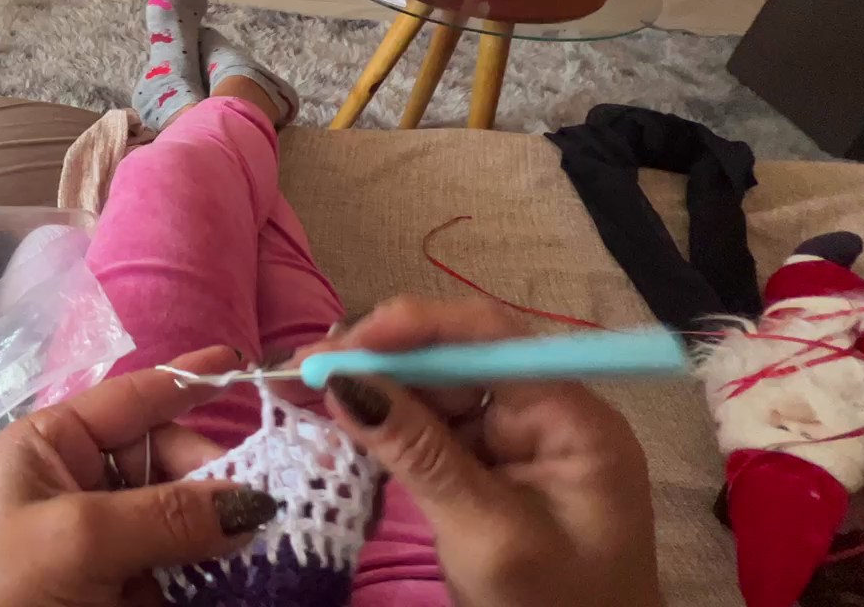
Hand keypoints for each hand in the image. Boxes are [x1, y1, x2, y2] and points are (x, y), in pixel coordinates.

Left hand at [0, 346, 279, 606]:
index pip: (130, 398)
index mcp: (53, 443)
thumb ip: (166, 515)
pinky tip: (240, 574)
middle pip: (164, 458)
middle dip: (210, 475)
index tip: (239, 361)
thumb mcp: (79, 539)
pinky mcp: (121, 587)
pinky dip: (210, 569)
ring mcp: (103, 537)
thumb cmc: (5, 592)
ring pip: (179, 514)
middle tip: (260, 509)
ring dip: (219, 525)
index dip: (183, 379)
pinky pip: (179, 564)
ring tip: (264, 542)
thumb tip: (251, 500)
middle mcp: (80, 479)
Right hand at [315, 296, 663, 606]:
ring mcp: (504, 426)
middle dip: (369, 355)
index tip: (340, 347)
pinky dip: (370, 412)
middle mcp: (536, 405)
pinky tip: (328, 413)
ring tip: (296, 385)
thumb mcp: (485, 536)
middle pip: (442, 352)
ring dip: (359, 381)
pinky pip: (414, 412)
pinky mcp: (475, 448)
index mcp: (567, 418)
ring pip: (420, 378)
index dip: (410, 327)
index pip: (485, 337)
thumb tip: (342, 381)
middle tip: (298, 368)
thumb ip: (418, 452)